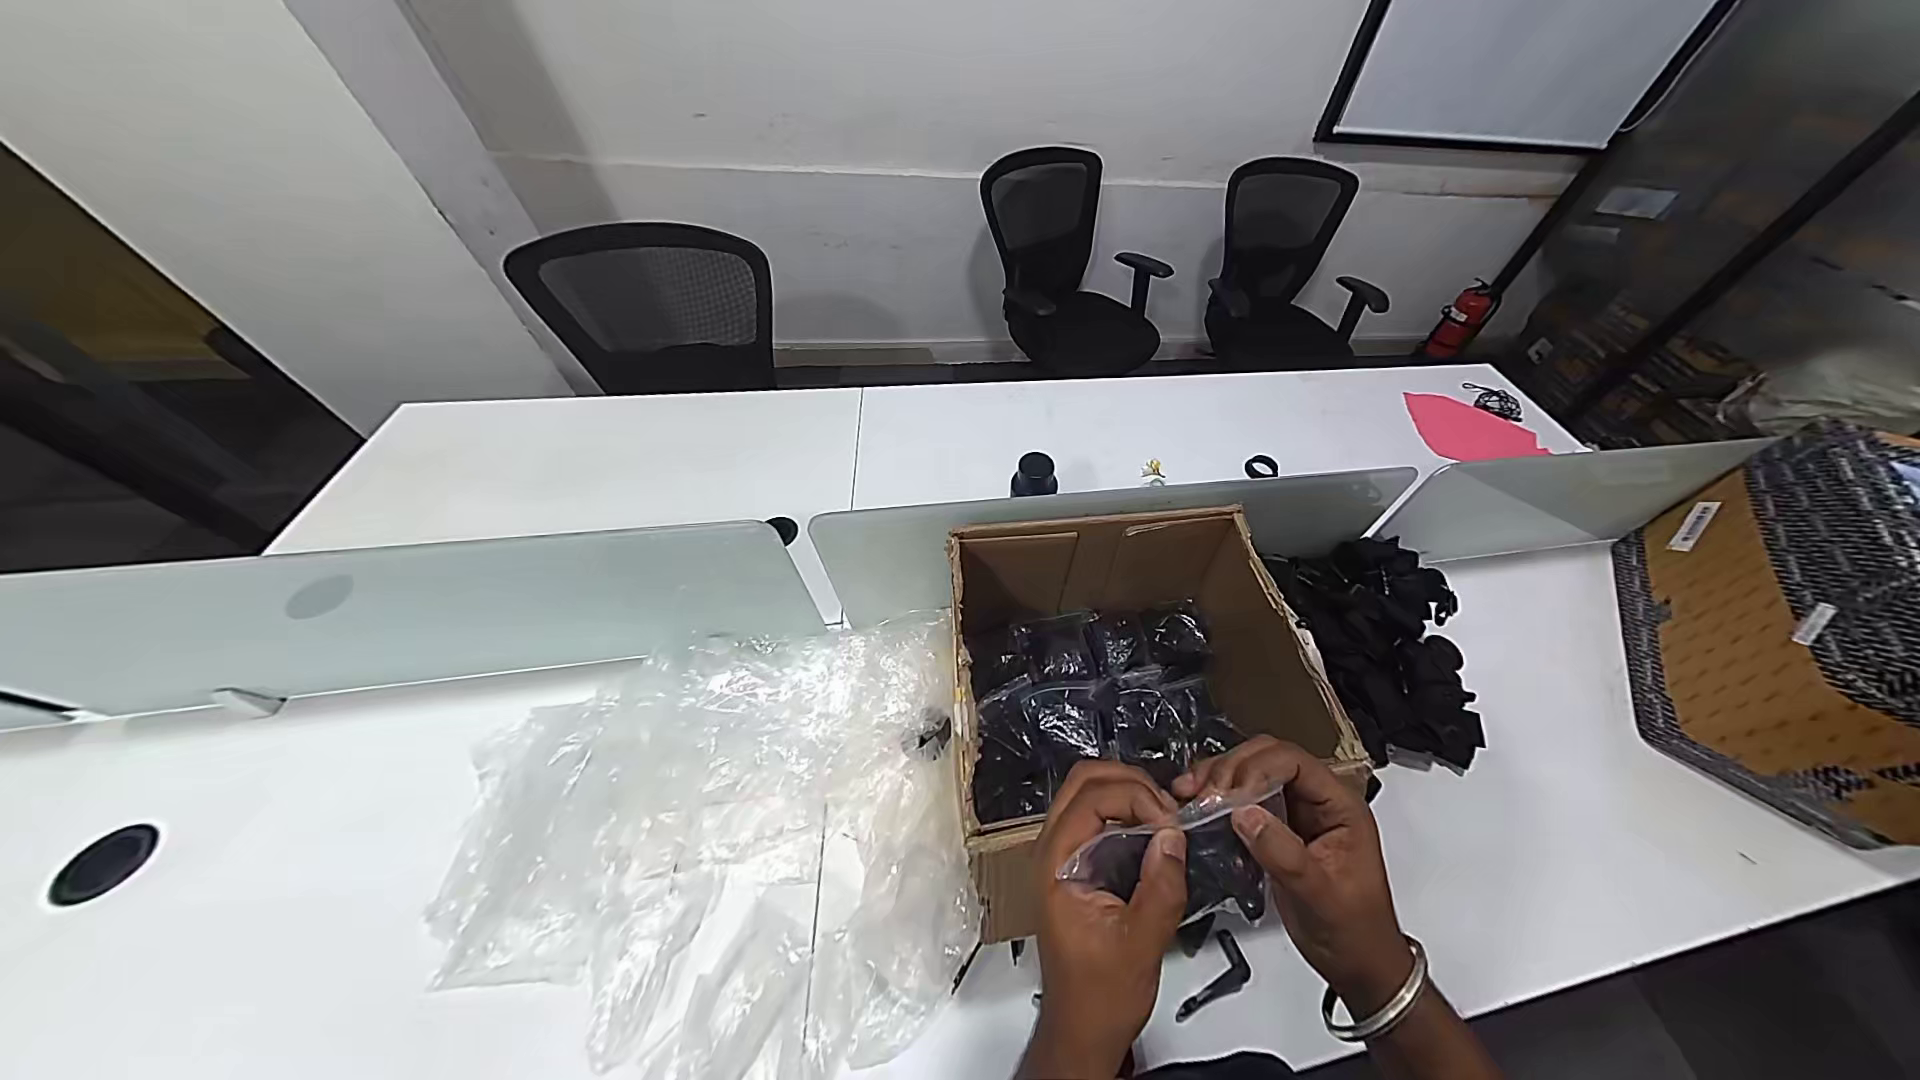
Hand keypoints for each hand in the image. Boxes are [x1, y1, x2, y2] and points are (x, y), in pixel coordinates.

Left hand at [1021, 762, 1185, 1079]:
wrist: (1082, 1024)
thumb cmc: (1098, 994)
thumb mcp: (1140, 945)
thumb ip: (1159, 889)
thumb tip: (1173, 837)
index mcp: (1055, 862)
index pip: (1090, 798)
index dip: (1134, 797)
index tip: (1168, 821)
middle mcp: (1051, 847)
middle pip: (1084, 780)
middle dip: (1130, 781)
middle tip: (1167, 808)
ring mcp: (1061, 850)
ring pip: (1088, 790)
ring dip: (1128, 790)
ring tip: (1163, 816)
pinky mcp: (1076, 858)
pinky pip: (1095, 812)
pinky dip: (1125, 806)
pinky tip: (1152, 827)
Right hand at [1175, 736, 1412, 1015]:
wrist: (1356, 965)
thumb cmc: (1352, 934)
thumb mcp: (1322, 898)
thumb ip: (1286, 855)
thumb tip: (1244, 814)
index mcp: (1339, 806)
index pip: (1293, 762)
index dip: (1256, 770)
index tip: (1227, 796)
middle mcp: (1315, 797)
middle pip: (1266, 755)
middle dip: (1230, 769)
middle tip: (1203, 794)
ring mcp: (1292, 806)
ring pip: (1248, 767)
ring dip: (1215, 775)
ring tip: (1189, 793)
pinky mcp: (1271, 820)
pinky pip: (1239, 792)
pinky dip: (1213, 792)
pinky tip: (1192, 800)